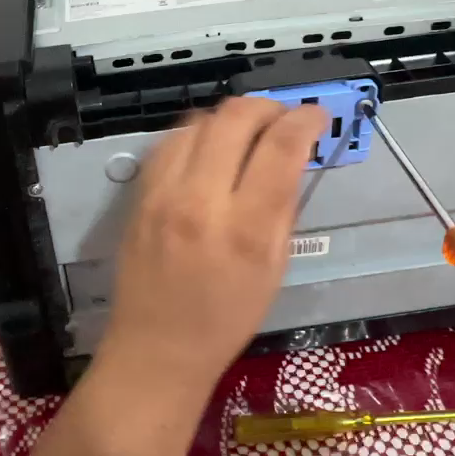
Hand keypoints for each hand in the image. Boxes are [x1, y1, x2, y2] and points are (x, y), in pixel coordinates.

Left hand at [99, 97, 327, 387]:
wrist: (156, 348)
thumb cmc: (226, 319)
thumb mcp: (274, 269)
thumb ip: (283, 208)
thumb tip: (292, 158)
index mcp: (246, 229)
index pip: (281, 147)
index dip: (305, 120)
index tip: (316, 116)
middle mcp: (200, 201)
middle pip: (235, 118)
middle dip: (268, 107)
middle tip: (282, 119)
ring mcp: (162, 193)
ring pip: (199, 121)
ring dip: (230, 117)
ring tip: (248, 132)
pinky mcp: (138, 194)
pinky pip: (169, 141)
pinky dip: (197, 134)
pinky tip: (210, 149)